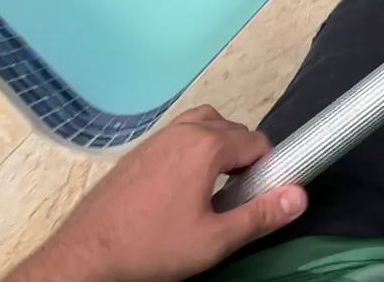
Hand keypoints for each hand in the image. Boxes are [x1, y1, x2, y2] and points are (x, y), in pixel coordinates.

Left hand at [9, 106, 306, 281]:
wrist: (83, 259)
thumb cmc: (151, 249)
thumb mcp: (213, 242)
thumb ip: (260, 215)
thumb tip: (301, 196)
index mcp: (208, 144)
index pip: (257, 142)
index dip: (265, 168)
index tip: (255, 197)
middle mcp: (186, 129)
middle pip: (232, 129)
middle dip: (242, 157)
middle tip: (234, 197)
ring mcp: (159, 136)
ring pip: (204, 125)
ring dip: (217, 146)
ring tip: (211, 186)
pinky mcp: (139, 149)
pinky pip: (179, 135)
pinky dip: (191, 148)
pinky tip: (178, 188)